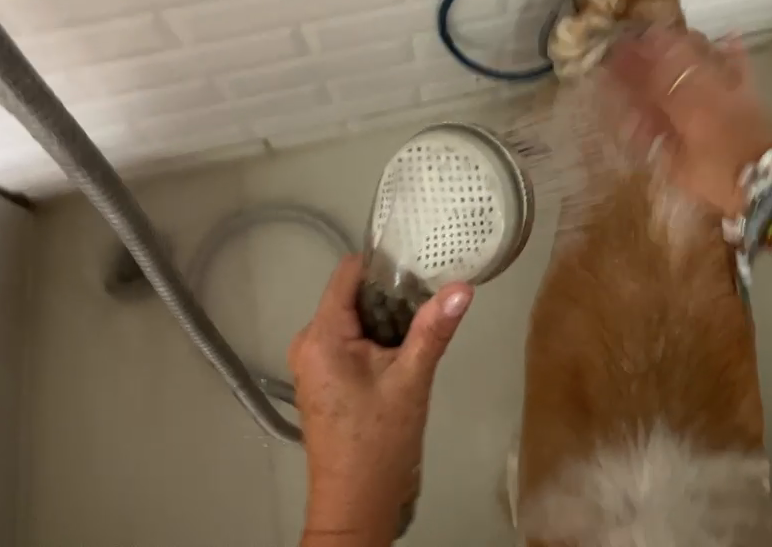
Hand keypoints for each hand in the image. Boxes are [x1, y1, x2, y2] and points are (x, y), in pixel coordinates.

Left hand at [290, 255, 471, 544]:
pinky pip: (349, 341)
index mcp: (321, 336)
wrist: (355, 507)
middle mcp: (308, 342)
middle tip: (428, 300)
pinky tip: (402, 352)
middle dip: (389, 295)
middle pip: (351, 296)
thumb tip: (462, 287)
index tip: (418, 264)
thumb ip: (434, 329)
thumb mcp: (412, 380)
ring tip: (420, 326)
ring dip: (386, 319)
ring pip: (353, 319)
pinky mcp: (323, 379)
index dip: (382, 264)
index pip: (348, 273)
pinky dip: (376, 339)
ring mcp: (313, 363)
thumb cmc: (378, 442)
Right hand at [604, 27, 771, 218]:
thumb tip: (629, 119)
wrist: (770, 182)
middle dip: (650, 47)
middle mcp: (704, 86)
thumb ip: (653, 138)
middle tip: (633, 40)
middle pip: (672, 57)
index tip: (612, 57)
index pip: (648, 78)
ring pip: (702, 52)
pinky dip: (731, 48)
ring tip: (666, 34)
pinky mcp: (750, 90)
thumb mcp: (677, 165)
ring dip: (681, 40)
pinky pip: (739, 62)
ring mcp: (729, 84)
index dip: (629, 67)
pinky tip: (726, 36)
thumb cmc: (719, 177)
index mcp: (683, 105)